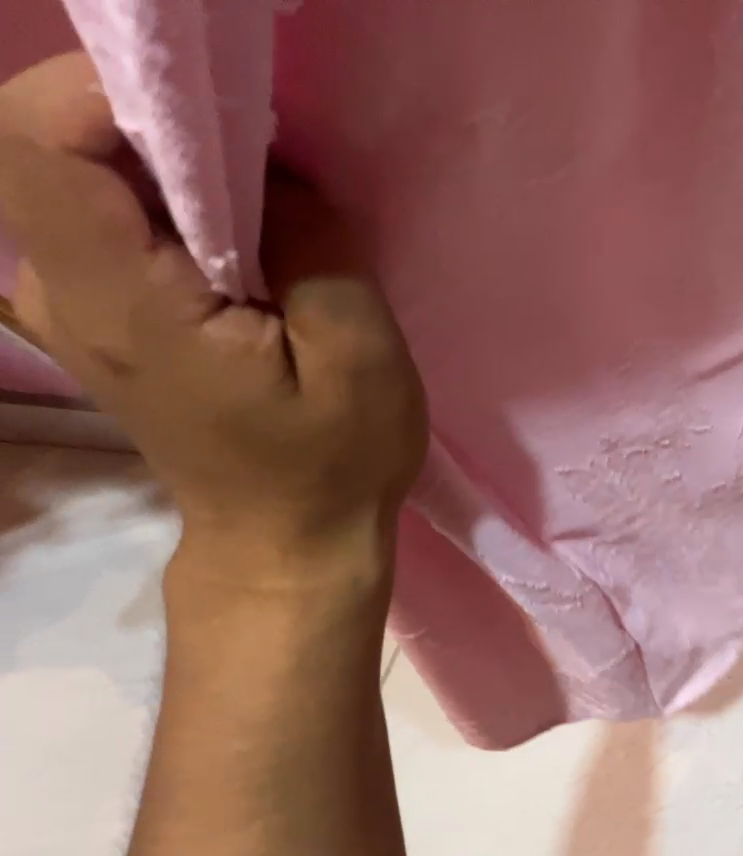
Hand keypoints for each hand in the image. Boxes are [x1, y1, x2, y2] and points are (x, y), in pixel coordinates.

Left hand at [0, 54, 425, 586]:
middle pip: (47, 148)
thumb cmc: (335, 461)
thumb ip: (318, 256)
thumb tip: (283, 175)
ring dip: (168, 164)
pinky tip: (244, 242)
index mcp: (125, 303)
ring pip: (76, 180)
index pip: (40, 144)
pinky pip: (104, 221)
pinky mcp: (96, 314)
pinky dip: (168, 203)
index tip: (218, 102)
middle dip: (150, 121)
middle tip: (265, 153)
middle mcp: (61, 291)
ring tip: (270, 202)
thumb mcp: (361, 364)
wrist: (288, 536)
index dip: (107, 91)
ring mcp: (67, 303)